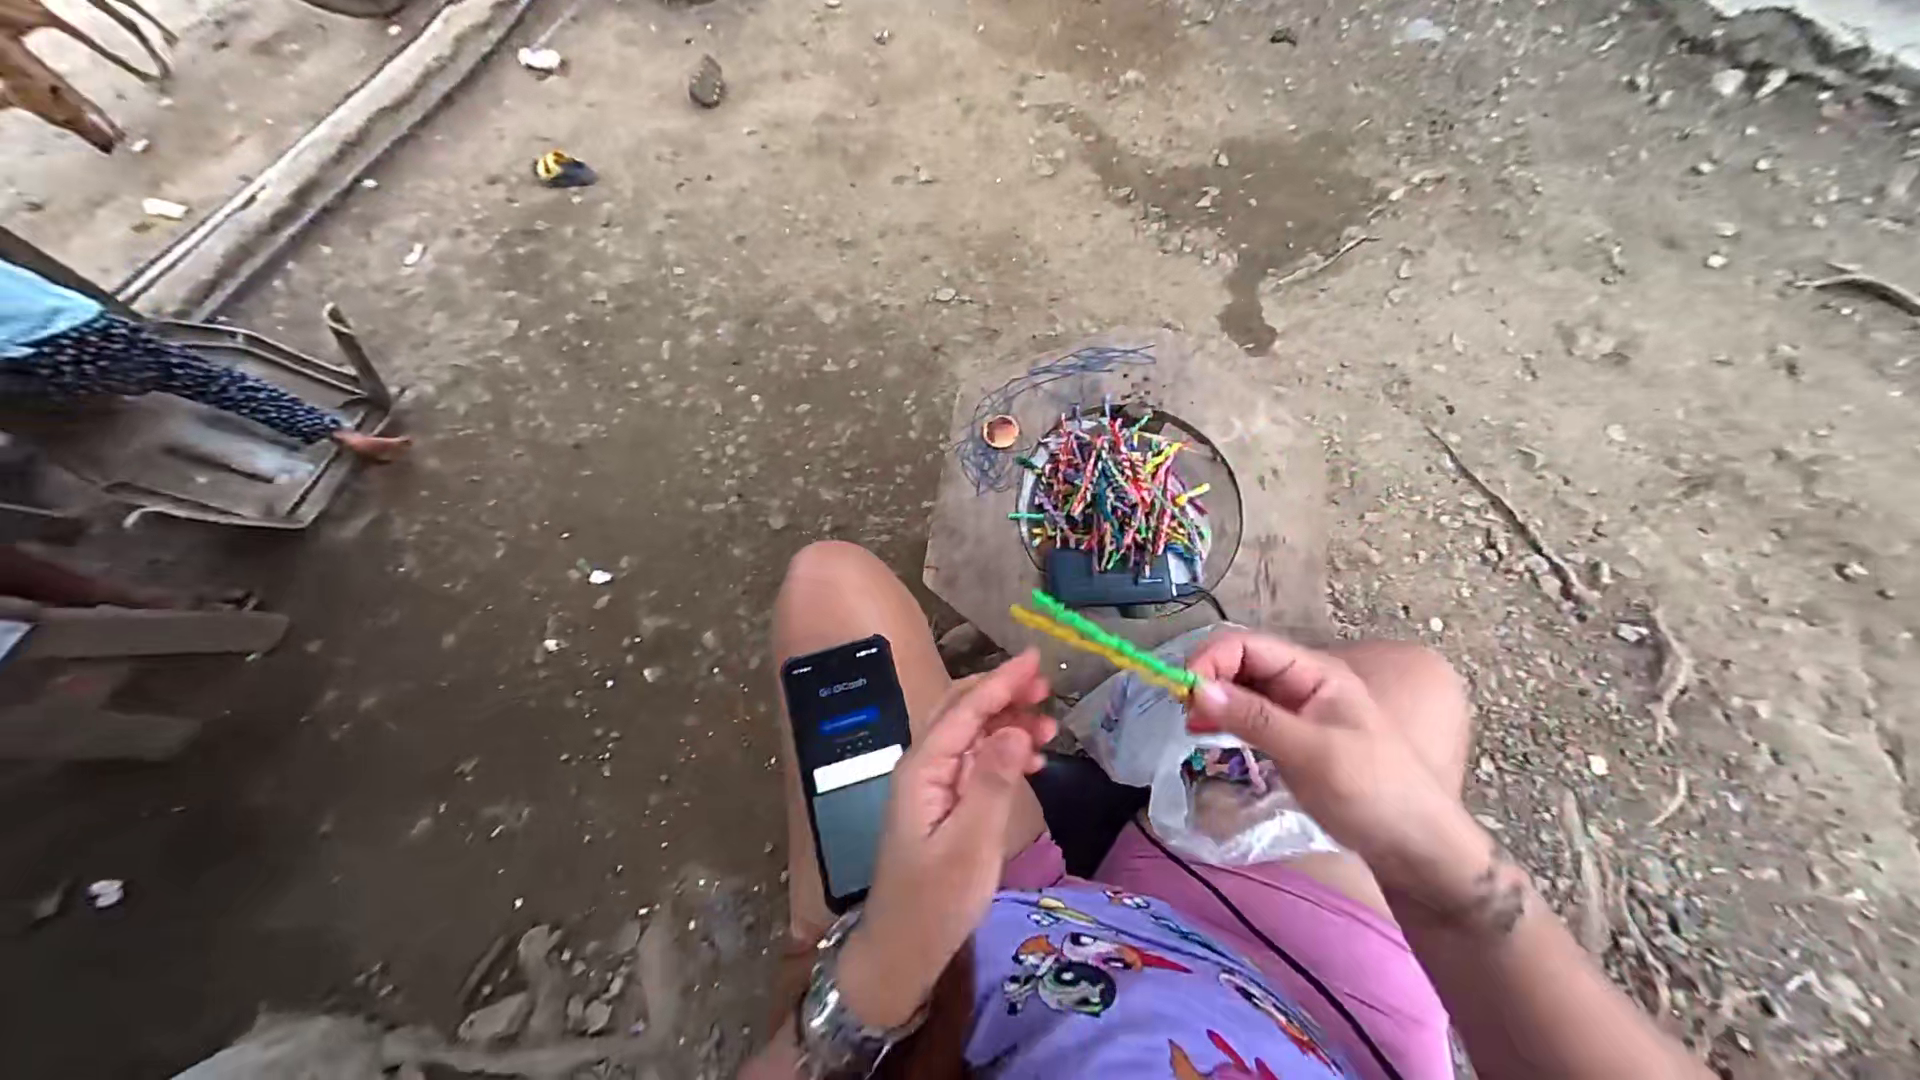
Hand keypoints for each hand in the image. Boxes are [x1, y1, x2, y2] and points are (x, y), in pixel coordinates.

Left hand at [836, 650, 1054, 1027]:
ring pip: (972, 732)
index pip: (965, 709)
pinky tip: (1032, 758)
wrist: (901, 950)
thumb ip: (993, 782)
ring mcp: (932, 781)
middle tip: (1046, 687)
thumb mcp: (971, 845)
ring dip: (1008, 721)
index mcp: (922, 768)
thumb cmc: (935, 902)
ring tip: (1049, 724)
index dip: (1001, 680)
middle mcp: (923, 764)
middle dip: (1004, 692)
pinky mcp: (943, 799)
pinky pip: (975, 758)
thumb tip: (1016, 728)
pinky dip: (1004, 750)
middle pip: (964, 710)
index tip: (1035, 658)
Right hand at [1184, 631, 1488, 912]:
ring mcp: (1292, 708)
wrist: (1415, 848)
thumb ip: (1255, 718)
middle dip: (1206, 677)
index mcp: (1314, 671)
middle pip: (1238, 661)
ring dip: (1209, 697)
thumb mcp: (1313, 753)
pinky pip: (1243, 712)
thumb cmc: (1373, 792)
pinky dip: (1219, 717)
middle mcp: (1300, 681)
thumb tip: (1197, 689)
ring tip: (1189, 723)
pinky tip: (1203, 731)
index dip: (1210, 659)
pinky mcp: (1285, 733)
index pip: (1247, 645)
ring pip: (1237, 686)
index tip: (1185, 692)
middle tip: (1184, 712)